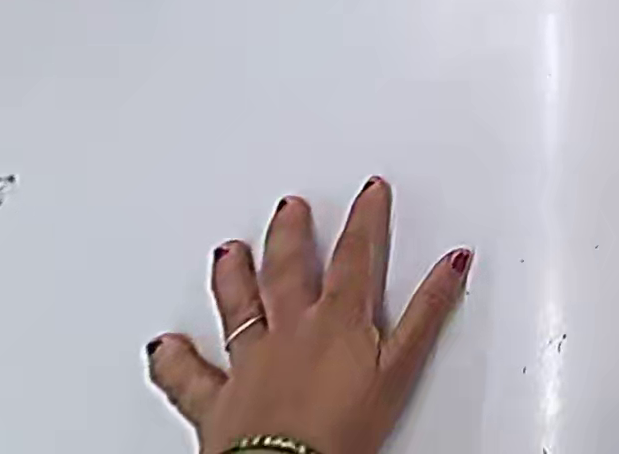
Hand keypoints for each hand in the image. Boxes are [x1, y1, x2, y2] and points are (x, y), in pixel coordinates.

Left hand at [146, 179, 470, 453]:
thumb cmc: (343, 428)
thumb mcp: (403, 364)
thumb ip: (430, 308)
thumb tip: (455, 262)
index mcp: (338, 318)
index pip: (356, 252)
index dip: (365, 216)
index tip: (369, 190)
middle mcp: (291, 331)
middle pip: (288, 270)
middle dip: (290, 234)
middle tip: (290, 206)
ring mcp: (250, 365)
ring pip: (239, 309)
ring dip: (233, 277)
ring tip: (230, 250)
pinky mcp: (216, 405)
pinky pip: (189, 379)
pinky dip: (174, 361)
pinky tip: (164, 345)